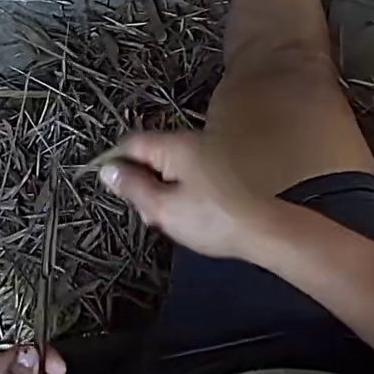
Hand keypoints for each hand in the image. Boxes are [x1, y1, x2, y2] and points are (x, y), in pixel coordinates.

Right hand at [98, 131, 282, 260]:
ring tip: (166, 219)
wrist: (265, 231)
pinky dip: (180, 194)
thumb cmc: (213, 219)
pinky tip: (186, 217)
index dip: (116, 161)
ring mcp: (209, 155)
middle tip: (146, 212)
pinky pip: (188, 176)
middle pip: (151, 155)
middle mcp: (192, 143)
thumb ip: (132, 187)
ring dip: (161, 192)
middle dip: (141, 182)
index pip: (132, 142)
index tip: (110, 184)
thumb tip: (108, 170)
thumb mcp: (162, 208)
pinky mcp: (221, 172)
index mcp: (174, 146)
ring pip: (170, 169)